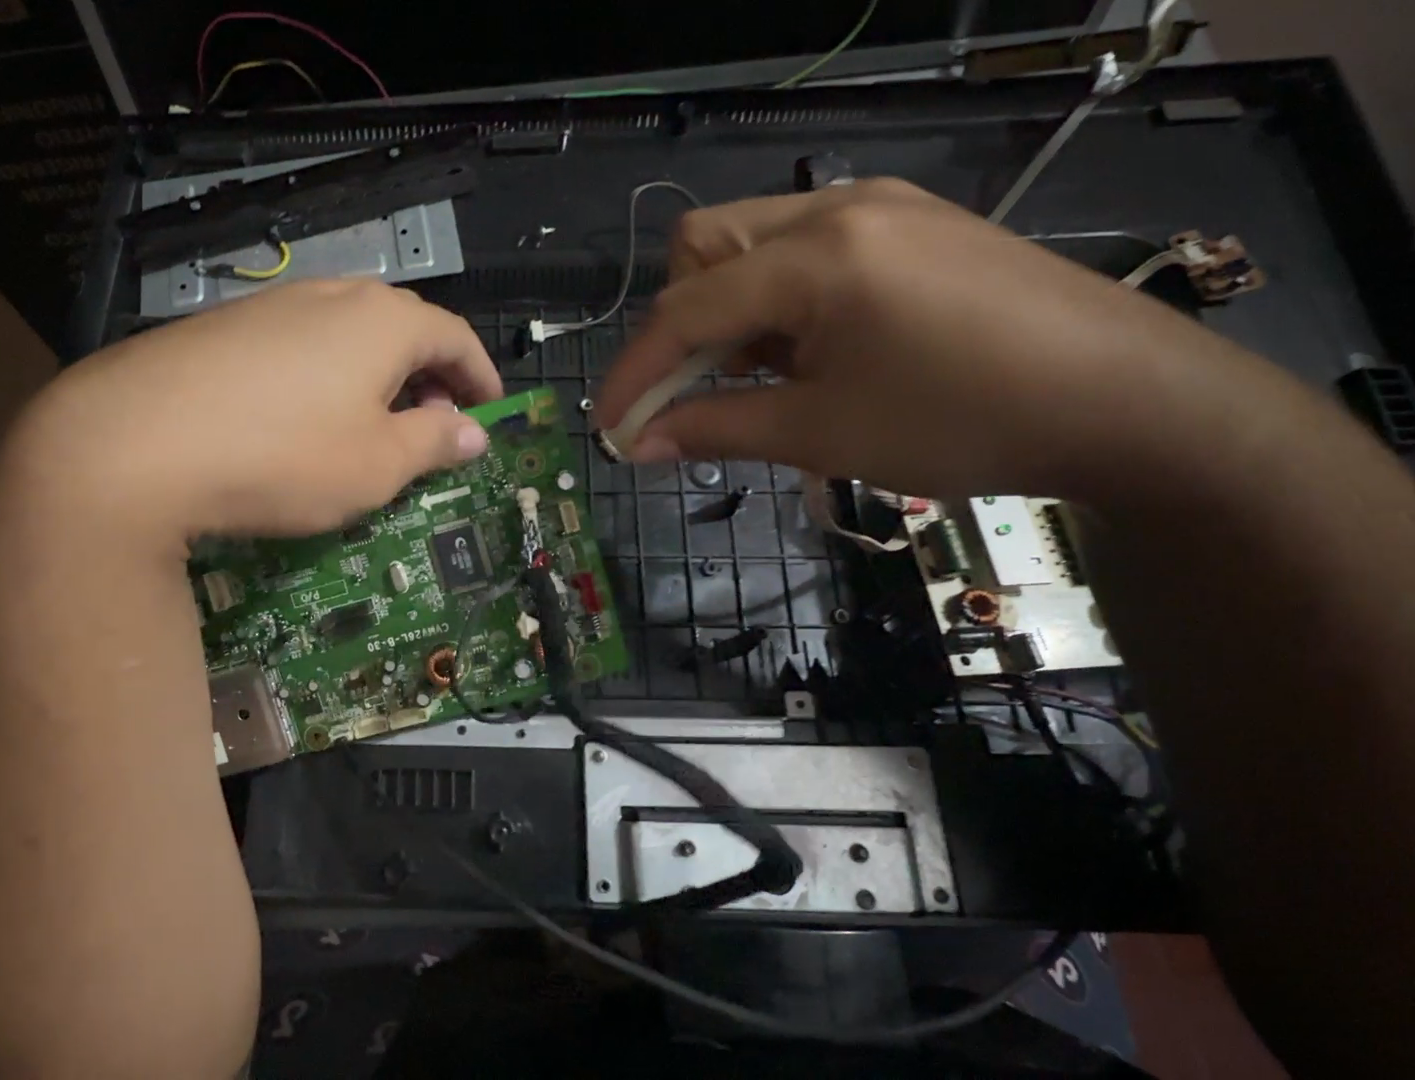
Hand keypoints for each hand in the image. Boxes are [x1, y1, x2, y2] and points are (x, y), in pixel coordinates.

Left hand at [6, 279, 502, 539]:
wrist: (133, 446)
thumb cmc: (282, 459)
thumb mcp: (375, 466)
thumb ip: (433, 443)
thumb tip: (472, 431)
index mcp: (382, 321)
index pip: (455, 336)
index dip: (481, 375)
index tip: (490, 411)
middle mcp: (330, 296)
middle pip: (401, 327)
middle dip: (428, 375)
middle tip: (433, 424)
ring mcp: (270, 306)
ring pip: (346, 335)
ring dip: (374, 377)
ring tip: (370, 426)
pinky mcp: (221, 328)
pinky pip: (297, 346)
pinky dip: (323, 378)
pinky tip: (301, 420)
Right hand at [594, 179, 1276, 500]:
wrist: (1128, 401)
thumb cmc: (964, 423)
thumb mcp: (823, 433)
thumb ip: (716, 427)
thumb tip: (639, 443)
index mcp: (815, 256)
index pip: (686, 309)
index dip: (636, 373)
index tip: (610, 429)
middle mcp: (838, 206)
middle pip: (703, 244)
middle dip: (681, 321)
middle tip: (704, 389)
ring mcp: (882, 206)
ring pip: (753, 238)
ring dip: (731, 308)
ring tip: (769, 376)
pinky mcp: (914, 221)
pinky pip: (808, 244)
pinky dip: (781, 296)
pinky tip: (817, 348)